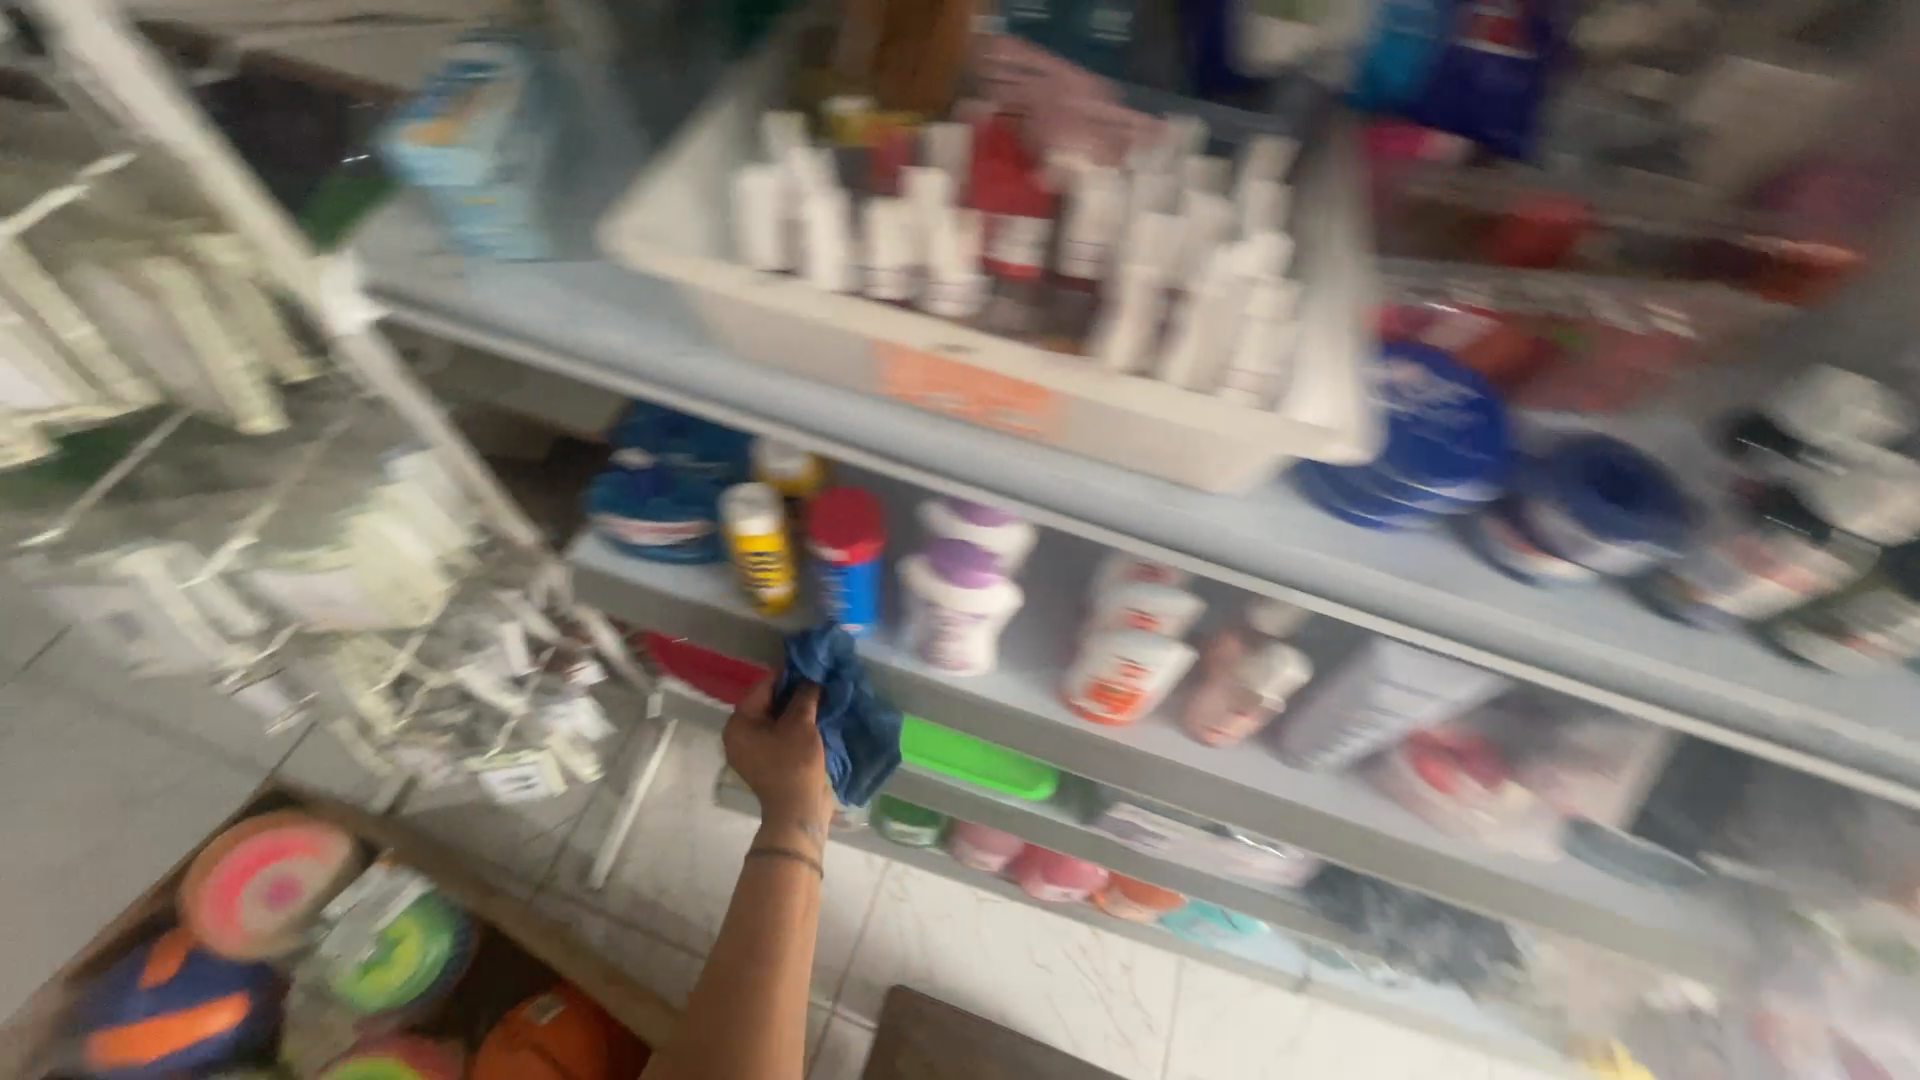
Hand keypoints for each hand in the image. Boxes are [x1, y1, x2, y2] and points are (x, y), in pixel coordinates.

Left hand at [724, 675, 833, 832]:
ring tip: (820, 693)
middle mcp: (739, 735)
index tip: (809, 663)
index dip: (787, 673)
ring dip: (796, 706)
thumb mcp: (800, 723)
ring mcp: (753, 750)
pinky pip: (780, 732)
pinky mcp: (768, 760)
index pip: (762, 686)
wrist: (798, 810)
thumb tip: (811, 675)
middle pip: (767, 701)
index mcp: (738, 724)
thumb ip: (805, 694)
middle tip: (818, 677)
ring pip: (776, 717)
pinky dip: (795, 723)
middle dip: (793, 690)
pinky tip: (816, 714)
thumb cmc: (794, 763)